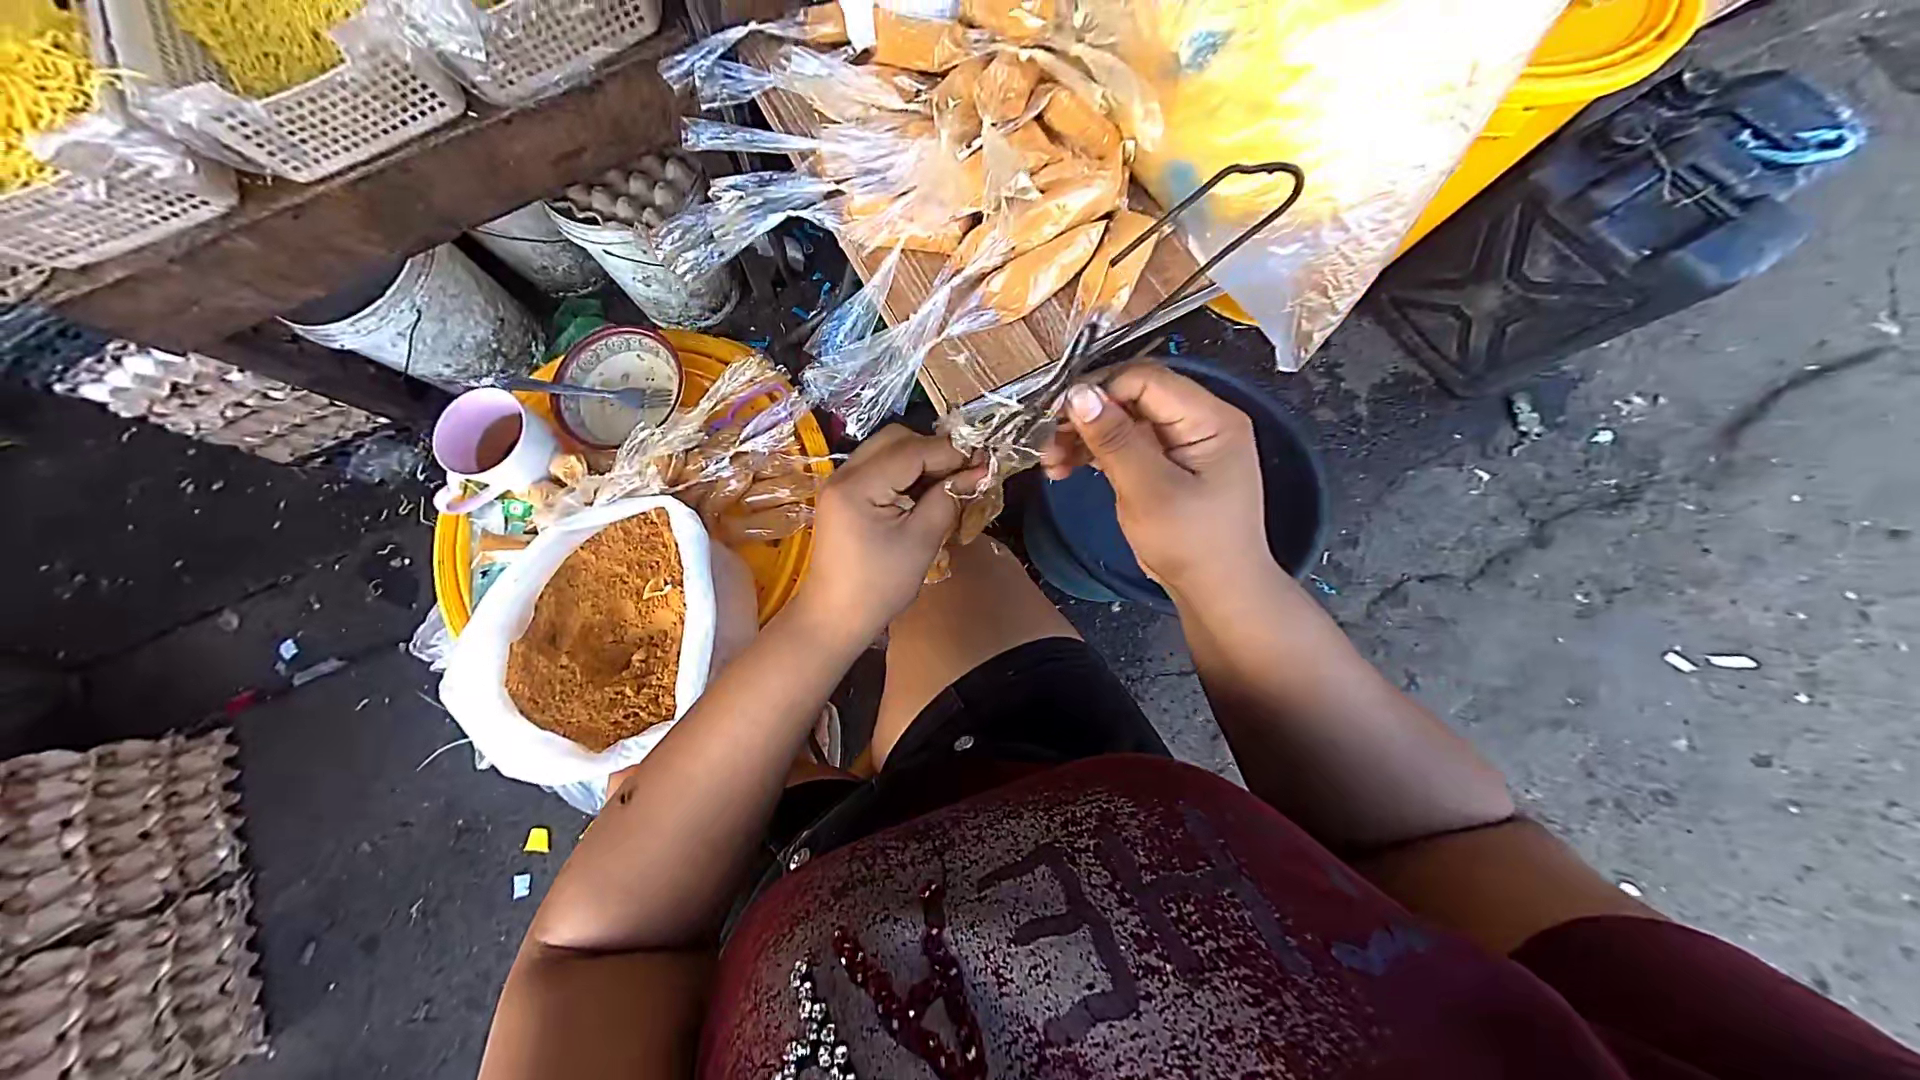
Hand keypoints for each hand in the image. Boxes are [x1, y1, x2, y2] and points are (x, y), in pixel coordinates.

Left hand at [787, 425, 980, 642]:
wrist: (834, 618)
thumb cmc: (879, 586)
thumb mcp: (921, 541)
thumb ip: (948, 498)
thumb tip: (976, 471)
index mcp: (858, 485)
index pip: (912, 450)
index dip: (951, 452)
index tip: (983, 462)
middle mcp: (843, 474)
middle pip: (896, 439)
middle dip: (934, 450)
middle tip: (964, 472)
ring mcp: (840, 483)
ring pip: (887, 450)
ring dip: (920, 459)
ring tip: (948, 483)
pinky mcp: (843, 495)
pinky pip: (878, 467)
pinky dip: (905, 472)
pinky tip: (925, 492)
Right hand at [1040, 362, 1271, 599]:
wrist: (1216, 592)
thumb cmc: (1193, 545)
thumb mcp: (1150, 492)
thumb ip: (1115, 440)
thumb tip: (1079, 394)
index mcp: (1209, 419)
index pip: (1146, 381)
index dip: (1099, 390)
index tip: (1058, 415)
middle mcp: (1196, 421)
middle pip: (1130, 398)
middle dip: (1086, 416)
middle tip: (1047, 440)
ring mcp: (1178, 443)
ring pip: (1120, 421)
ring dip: (1083, 437)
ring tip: (1051, 462)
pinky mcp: (1162, 464)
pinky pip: (1122, 445)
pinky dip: (1093, 454)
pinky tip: (1065, 468)